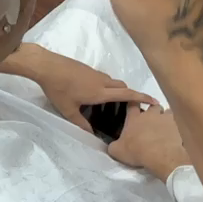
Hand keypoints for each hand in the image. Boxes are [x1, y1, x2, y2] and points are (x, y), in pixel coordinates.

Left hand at [5, 43, 156, 132]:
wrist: (47, 66)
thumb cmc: (58, 89)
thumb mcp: (68, 110)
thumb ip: (81, 123)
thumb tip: (91, 135)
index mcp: (101, 92)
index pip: (127, 94)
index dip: (142, 98)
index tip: (155, 101)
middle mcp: (102, 81)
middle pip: (123, 86)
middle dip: (130, 95)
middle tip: (130, 107)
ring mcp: (95, 73)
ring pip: (113, 81)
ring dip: (117, 90)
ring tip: (111, 103)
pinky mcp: (88, 68)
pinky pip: (103, 78)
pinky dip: (106, 85)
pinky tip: (94, 93)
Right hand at [109, 105, 191, 179]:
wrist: (161, 156)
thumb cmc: (137, 151)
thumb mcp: (117, 151)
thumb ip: (113, 146)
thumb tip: (111, 146)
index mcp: (134, 118)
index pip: (132, 103)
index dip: (133, 103)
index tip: (133, 105)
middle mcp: (151, 115)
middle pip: (153, 105)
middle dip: (153, 110)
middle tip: (153, 119)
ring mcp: (167, 119)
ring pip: (168, 112)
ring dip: (167, 117)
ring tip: (166, 126)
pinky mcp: (179, 127)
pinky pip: (180, 124)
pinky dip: (179, 128)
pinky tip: (178, 135)